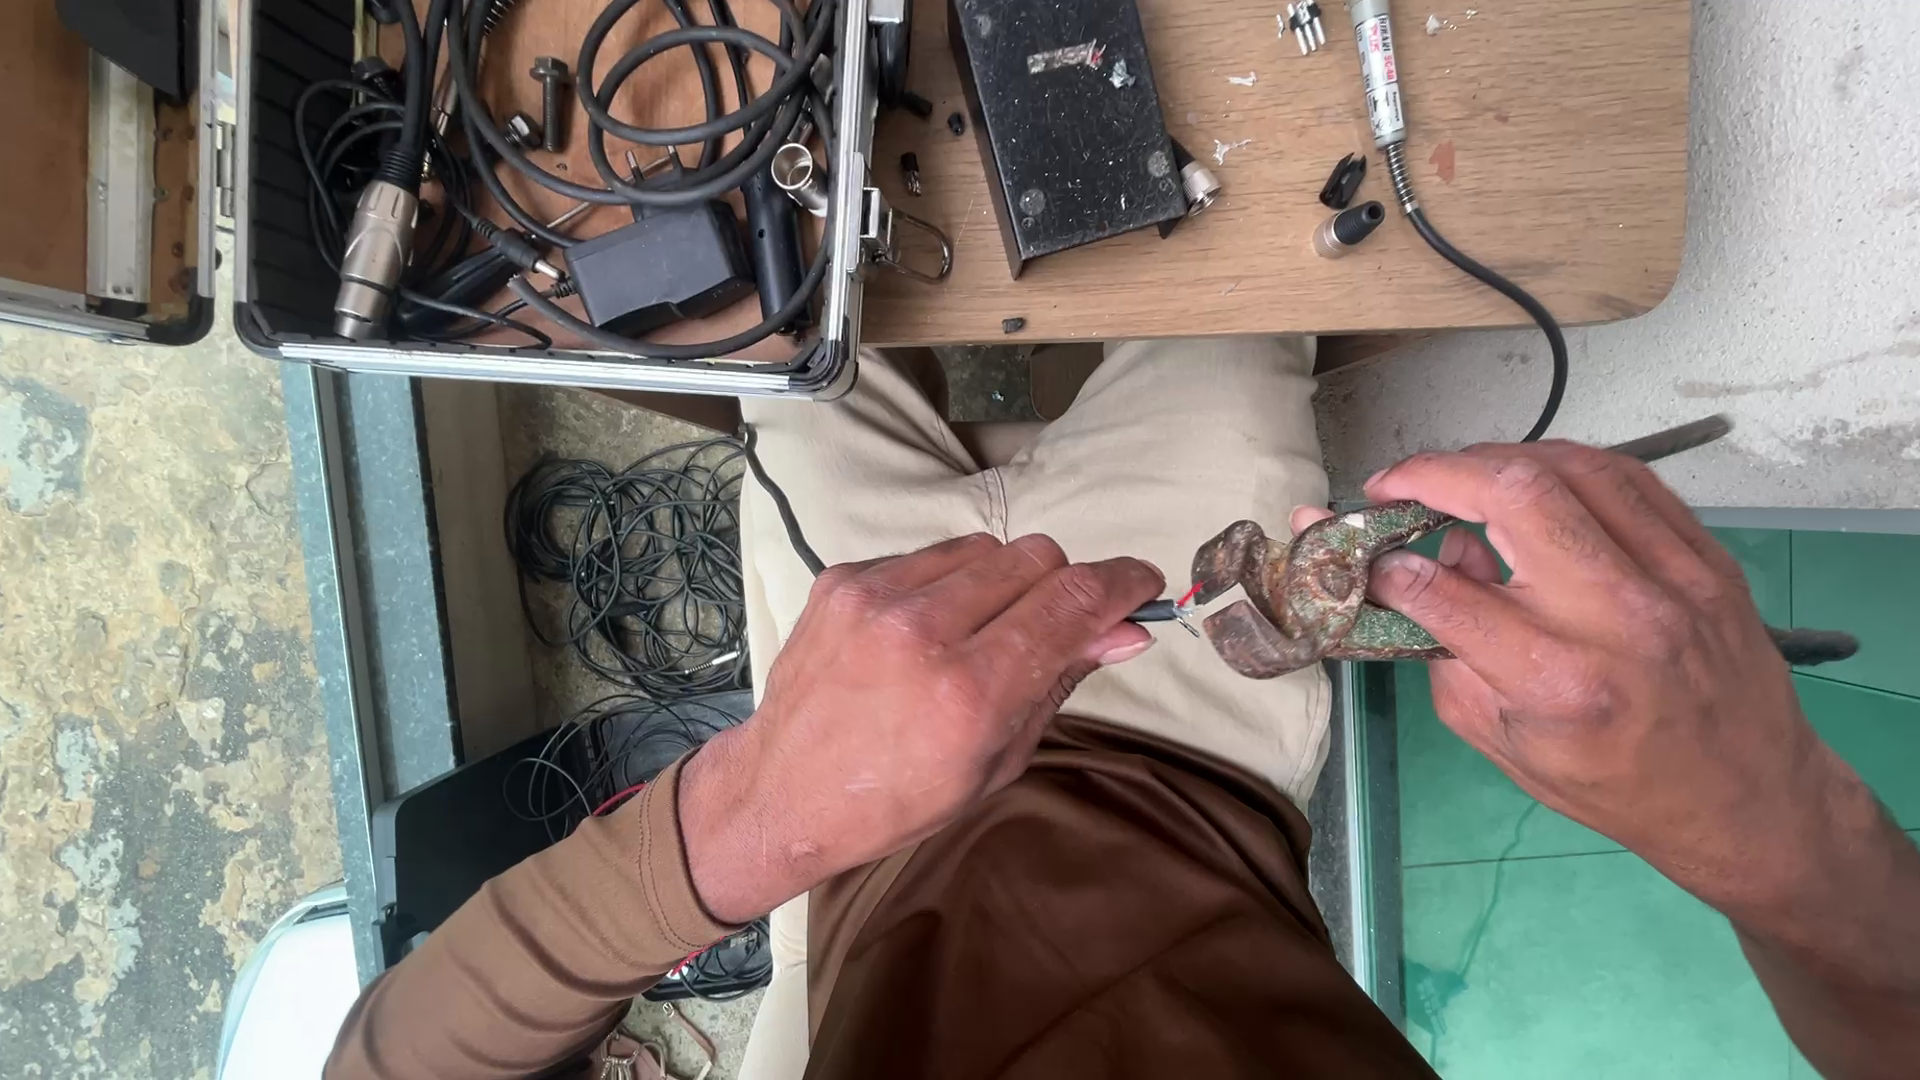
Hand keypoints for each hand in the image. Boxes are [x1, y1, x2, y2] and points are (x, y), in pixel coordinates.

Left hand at [678, 533, 1163, 921]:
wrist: (783, 791)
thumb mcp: (996, 762)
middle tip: (1052, 622)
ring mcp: (874, 595)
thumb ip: (1061, 682)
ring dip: (1004, 579)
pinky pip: (928, 554)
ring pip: (984, 546)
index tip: (1142, 582)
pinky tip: (927, 624)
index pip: (1071, 601)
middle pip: (1035, 556)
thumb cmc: (899, 799)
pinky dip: (947, 582)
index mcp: (969, 693)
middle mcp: (921, 630)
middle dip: (1062, 583)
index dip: (1121, 583)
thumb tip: (1126, 632)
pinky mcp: (842, 578)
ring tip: (980, 628)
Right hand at [1298, 441, 1862, 908]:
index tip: (1358, 551)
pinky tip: (1518, 475)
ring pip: (1571, 467)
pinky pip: (1624, 476)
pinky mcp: (1707, 557)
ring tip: (1447, 475)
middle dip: (1432, 475)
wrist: (1747, 800)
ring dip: (1489, 458)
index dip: (1384, 564)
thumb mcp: (1490, 732)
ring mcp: (1676, 577)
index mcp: (1555, 678)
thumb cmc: (1602, 779)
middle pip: (1516, 496)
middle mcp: (1619, 616)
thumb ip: (1440, 646)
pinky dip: (1554, 462)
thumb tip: (1409, 566)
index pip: (1443, 592)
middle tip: (1389, 484)